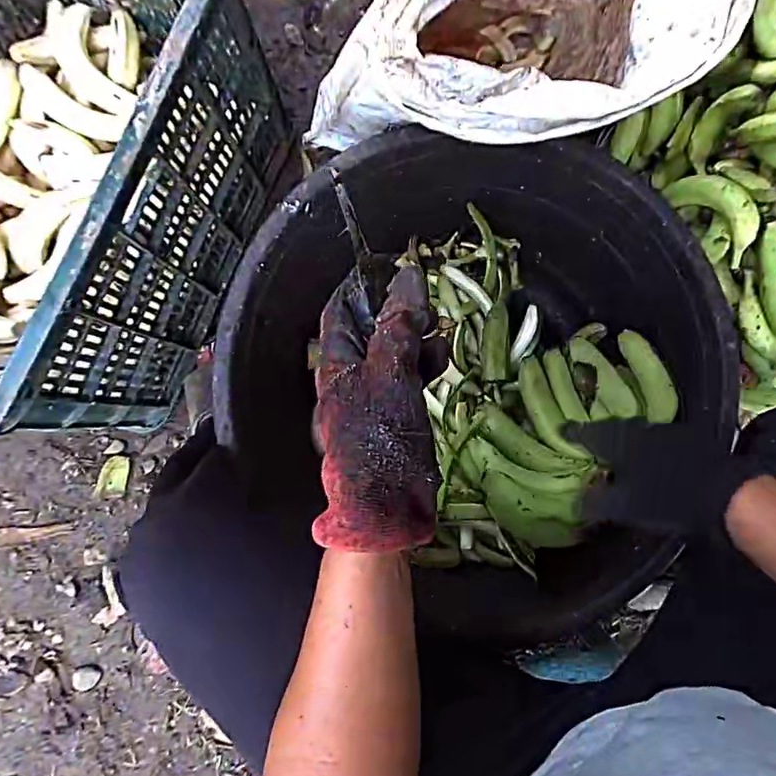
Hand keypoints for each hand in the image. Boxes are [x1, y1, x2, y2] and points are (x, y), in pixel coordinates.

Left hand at [310, 263, 438, 551]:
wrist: (388, 508)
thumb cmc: (381, 440)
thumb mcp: (391, 375)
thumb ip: (398, 328)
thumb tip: (407, 279)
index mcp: (336, 366)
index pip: (341, 311)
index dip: (363, 286)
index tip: (391, 267)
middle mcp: (349, 380)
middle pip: (371, 332)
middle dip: (399, 313)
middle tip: (428, 302)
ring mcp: (372, 400)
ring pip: (393, 355)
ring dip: (416, 339)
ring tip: (440, 334)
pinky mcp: (394, 417)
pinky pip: (406, 380)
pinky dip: (423, 366)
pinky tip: (440, 362)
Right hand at [567, 420, 756, 536]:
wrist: (723, 493)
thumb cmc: (666, 499)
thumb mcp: (625, 506)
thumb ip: (598, 502)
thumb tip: (577, 501)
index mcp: (622, 440)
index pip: (591, 433)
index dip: (575, 433)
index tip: (563, 431)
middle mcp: (644, 429)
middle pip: (617, 431)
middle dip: (604, 437)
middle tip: (593, 446)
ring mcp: (671, 432)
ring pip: (641, 434)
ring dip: (630, 443)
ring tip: (622, 455)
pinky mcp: (693, 440)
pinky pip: (662, 440)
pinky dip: (652, 449)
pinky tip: (654, 461)